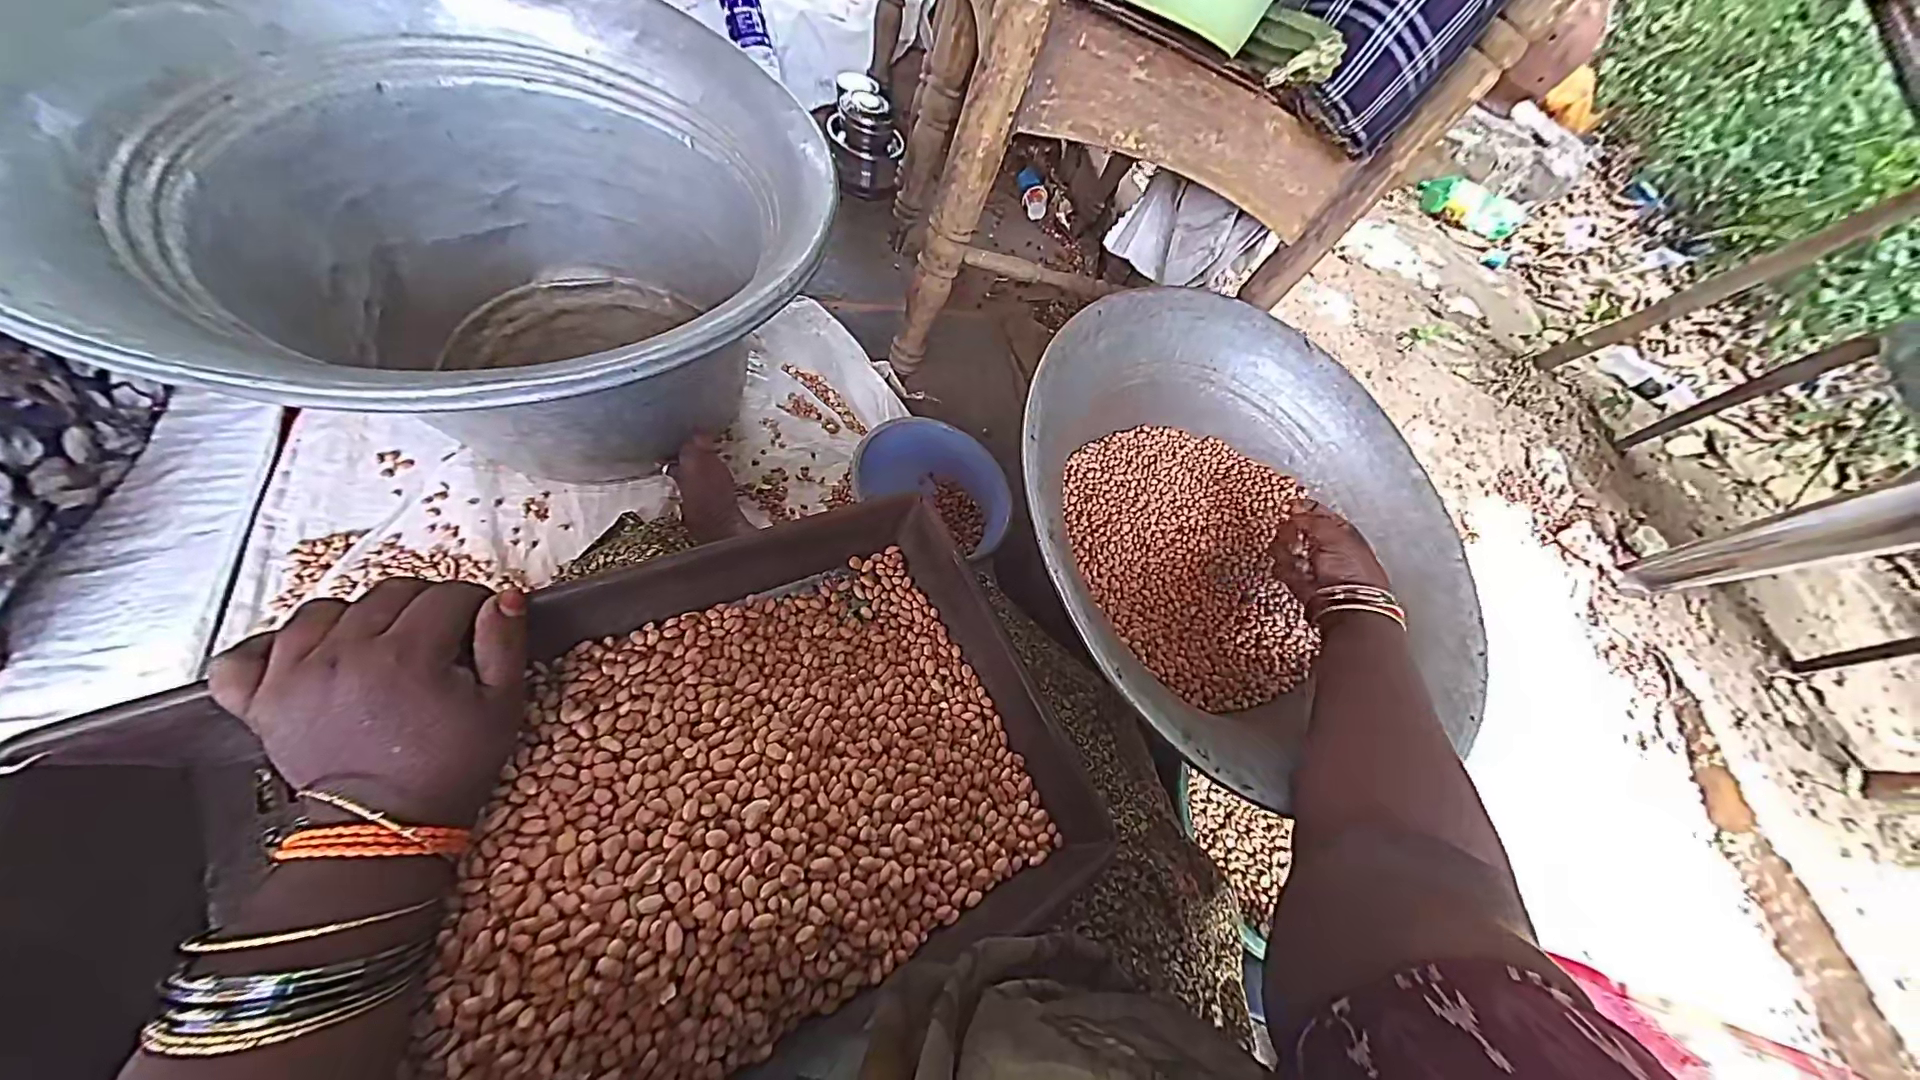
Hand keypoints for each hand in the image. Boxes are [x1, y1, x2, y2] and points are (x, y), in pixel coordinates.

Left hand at [210, 580, 527, 825]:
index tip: (483, 623)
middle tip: (443, 636)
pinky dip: (277, 646)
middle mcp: (344, 654)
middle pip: (392, 592)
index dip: (475, 602)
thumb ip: (504, 642)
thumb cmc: (454, 762)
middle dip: (426, 604)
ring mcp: (292, 675)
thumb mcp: (503, 701)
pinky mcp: (257, 701)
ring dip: (361, 617)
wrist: (389, 822)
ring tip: (385, 645)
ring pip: (327, 609)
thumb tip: (504, 597)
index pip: (449, 594)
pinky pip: (248, 651)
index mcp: (409, 654)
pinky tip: (312, 655)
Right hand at [1272, 498, 1390, 599]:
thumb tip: (1294, 510)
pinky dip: (1285, 568)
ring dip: (1288, 550)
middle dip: (1292, 531)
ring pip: (1284, 546)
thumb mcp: (1336, 536)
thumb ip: (1314, 520)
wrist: (1345, 603)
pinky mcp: (1295, 577)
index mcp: (1338, 531)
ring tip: (1297, 557)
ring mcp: (1308, 562)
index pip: (1316, 513)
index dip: (1302, 508)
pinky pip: (1280, 566)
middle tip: (1294, 537)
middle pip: (1296, 528)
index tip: (1288, 507)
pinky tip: (1295, 571)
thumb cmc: (1351, 569)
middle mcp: (1322, 545)